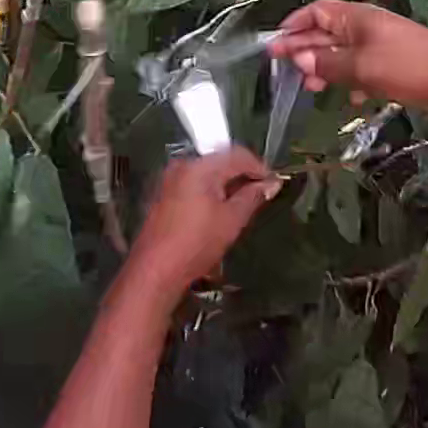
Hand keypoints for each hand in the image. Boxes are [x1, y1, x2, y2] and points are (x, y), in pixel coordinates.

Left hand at [127, 147, 279, 296]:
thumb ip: (253, 197)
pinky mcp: (165, 194)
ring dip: (227, 182)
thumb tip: (272, 183)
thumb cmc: (196, 244)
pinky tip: (220, 207)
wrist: (153, 273)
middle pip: (221, 159)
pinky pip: (195, 181)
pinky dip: (211, 189)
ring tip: (243, 201)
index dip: (259, 167)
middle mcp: (184, 165)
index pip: (238, 154)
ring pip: (208, 171)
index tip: (273, 183)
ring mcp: (171, 179)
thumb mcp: (232, 220)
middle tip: (261, 192)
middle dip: (243, 173)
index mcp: (200, 166)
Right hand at [268, 0, 427, 111]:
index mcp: (356, 17)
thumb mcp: (362, 68)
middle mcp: (366, 25)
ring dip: (326, 66)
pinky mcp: (394, 61)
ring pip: (343, 50)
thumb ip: (328, 63)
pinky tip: (350, 98)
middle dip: (305, 48)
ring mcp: (381, 42)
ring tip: (309, 87)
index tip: (274, 44)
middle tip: (283, 69)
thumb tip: (299, 58)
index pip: (316, 11)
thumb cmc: (407, 68)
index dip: (294, 25)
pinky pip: (363, 65)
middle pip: (327, 31)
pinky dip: (351, 78)